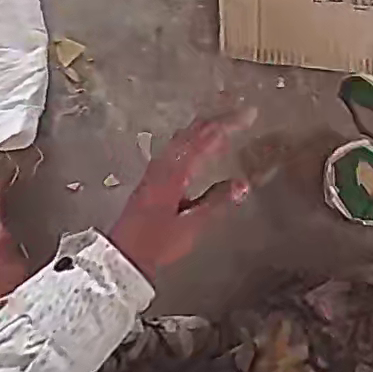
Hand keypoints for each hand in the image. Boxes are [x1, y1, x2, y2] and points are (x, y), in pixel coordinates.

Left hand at [108, 107, 256, 278]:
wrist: (122, 256)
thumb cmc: (157, 242)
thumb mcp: (192, 225)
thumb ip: (217, 202)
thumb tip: (243, 183)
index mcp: (175, 171)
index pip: (205, 138)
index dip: (229, 124)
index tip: (250, 115)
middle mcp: (164, 164)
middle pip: (193, 132)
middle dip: (219, 121)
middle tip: (243, 115)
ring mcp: (156, 169)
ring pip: (184, 137)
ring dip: (206, 128)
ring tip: (227, 125)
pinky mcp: (154, 178)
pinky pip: (179, 148)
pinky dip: (196, 140)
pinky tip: (202, 147)